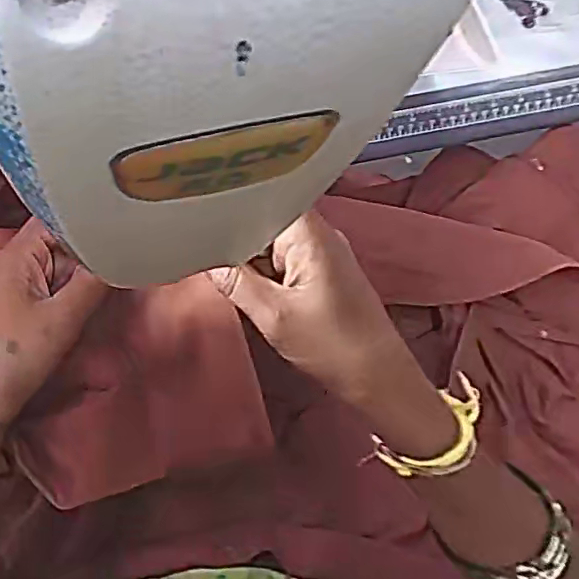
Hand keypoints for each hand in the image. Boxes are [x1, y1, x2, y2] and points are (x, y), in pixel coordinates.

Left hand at [0, 219, 110, 468]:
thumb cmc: (15, 354)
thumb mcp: (62, 317)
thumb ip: (95, 280)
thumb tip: (126, 246)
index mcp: (20, 251)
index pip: (60, 215)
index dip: (92, 215)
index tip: (127, 215)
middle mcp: (17, 260)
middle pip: (64, 239)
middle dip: (95, 244)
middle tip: (135, 243)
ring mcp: (19, 284)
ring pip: (63, 264)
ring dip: (88, 269)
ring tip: (126, 263)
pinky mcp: (23, 307)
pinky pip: (56, 285)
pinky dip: (76, 288)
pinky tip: (100, 293)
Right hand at [205, 209, 426, 411]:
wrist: (379, 379)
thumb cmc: (333, 346)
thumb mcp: (273, 315)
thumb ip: (235, 283)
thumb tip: (205, 261)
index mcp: (311, 235)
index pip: (267, 199)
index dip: (235, 203)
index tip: (204, 211)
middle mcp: (319, 236)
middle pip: (267, 219)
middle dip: (235, 233)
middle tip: (200, 243)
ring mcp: (321, 255)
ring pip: (272, 243)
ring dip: (247, 256)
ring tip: (216, 264)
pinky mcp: (320, 275)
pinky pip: (282, 261)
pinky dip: (262, 271)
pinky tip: (243, 284)